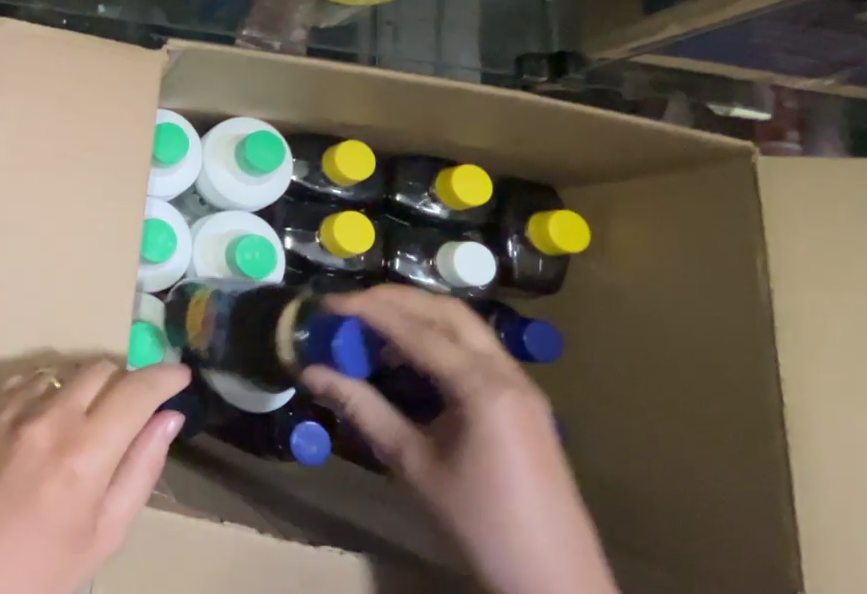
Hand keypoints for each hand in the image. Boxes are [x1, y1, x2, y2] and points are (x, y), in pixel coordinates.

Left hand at [0, 360, 191, 593]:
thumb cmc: (41, 569)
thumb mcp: (105, 532)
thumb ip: (140, 469)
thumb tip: (169, 418)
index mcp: (84, 454)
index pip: (136, 391)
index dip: (164, 376)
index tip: (179, 375)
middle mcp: (47, 419)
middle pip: (100, 369)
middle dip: (124, 381)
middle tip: (129, 408)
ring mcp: (8, 409)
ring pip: (61, 371)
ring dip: (81, 388)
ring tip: (79, 425)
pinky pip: (24, 381)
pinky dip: (43, 393)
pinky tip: (41, 425)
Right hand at [301, 286, 617, 593]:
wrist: (554, 577)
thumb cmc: (480, 523)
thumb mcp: (413, 463)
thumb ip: (363, 409)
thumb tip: (312, 372)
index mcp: (482, 387)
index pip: (416, 329)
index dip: (368, 310)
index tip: (327, 303)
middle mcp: (507, 373)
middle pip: (447, 311)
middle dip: (395, 300)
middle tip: (349, 306)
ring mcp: (521, 385)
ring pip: (465, 326)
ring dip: (417, 316)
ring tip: (371, 328)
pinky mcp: (523, 400)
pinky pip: (475, 350)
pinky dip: (437, 339)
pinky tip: (407, 359)